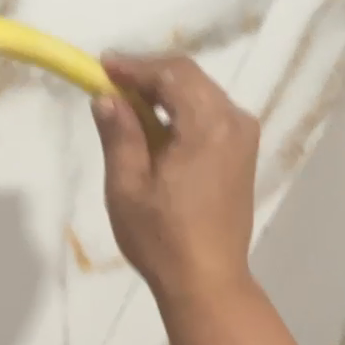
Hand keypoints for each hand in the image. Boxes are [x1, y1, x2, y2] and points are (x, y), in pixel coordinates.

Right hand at [91, 54, 258, 301]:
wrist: (205, 278)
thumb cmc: (160, 236)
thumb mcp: (127, 186)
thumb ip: (120, 135)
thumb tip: (107, 99)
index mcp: (208, 125)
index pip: (172, 74)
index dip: (135, 65)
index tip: (102, 66)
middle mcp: (234, 121)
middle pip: (190, 80)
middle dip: (148, 77)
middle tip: (109, 85)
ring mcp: (242, 138)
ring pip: (200, 98)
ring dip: (163, 97)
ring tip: (125, 108)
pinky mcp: (240, 155)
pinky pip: (207, 119)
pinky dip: (178, 115)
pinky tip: (153, 132)